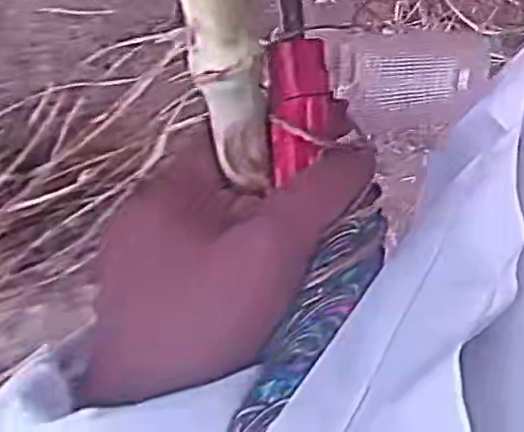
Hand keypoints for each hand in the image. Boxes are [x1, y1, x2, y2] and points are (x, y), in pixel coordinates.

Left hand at [77, 128, 373, 407]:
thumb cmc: (208, 320)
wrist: (166, 419)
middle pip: (257, 167)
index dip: (291, 122)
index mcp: (166, 193)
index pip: (238, 126)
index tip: (337, 133)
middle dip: (308, 177)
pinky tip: (305, 266)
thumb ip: (325, 181)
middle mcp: (162, 218)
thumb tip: (361, 149)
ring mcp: (171, 257)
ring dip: (304, 215)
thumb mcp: (276, 240)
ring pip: (260, 208)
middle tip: (343, 194)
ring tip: (328, 237)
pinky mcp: (186, 290)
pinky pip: (251, 244)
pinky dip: (286, 246)